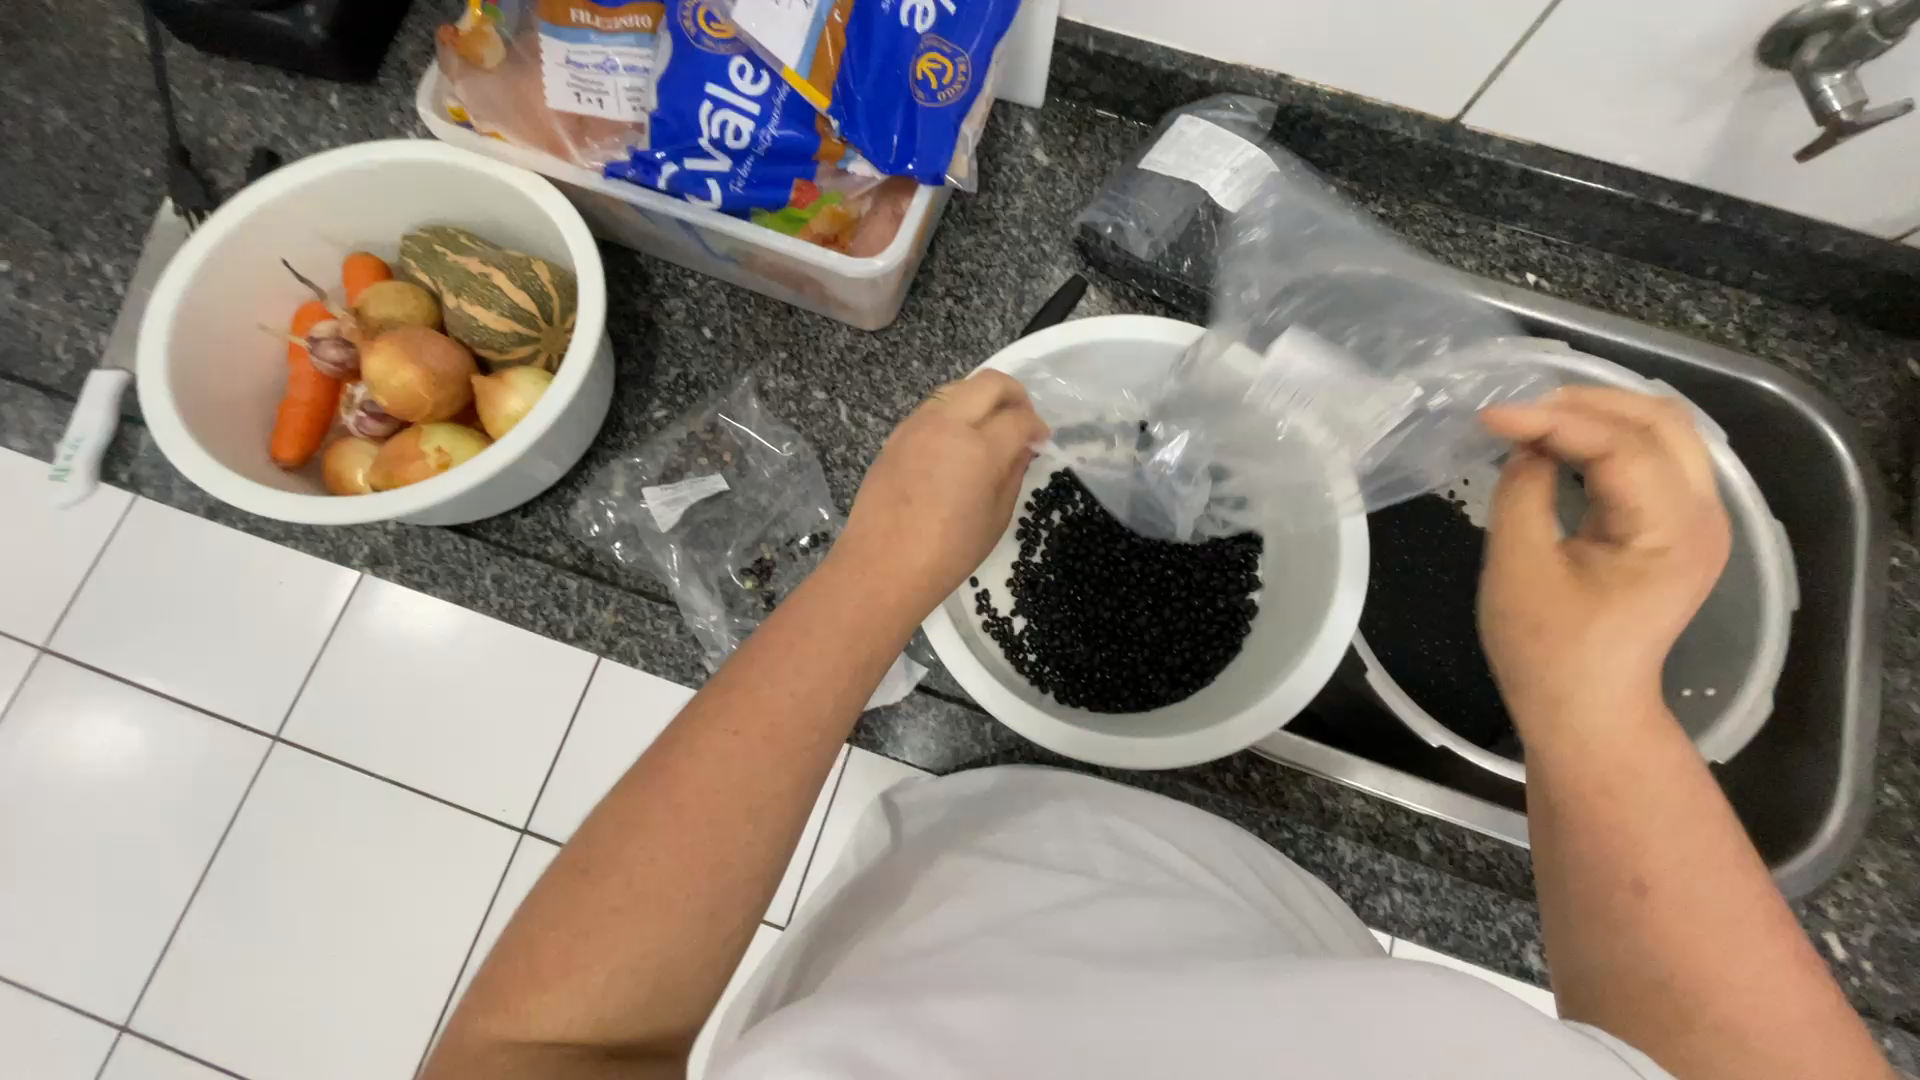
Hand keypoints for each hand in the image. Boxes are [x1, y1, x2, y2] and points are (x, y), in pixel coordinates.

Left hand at [833, 371, 1049, 619]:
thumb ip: (1012, 474)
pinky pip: (932, 407)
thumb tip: (1022, 449)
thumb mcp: (995, 518)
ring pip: (957, 388)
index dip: (1036, 426)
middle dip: (1015, 394)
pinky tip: (958, 438)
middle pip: (989, 383)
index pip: (1019, 418)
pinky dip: (953, 411)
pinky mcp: (896, 435)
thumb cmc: (947, 554)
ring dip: (981, 397)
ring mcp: (916, 426)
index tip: (1041, 440)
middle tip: (1022, 419)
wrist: (883, 566)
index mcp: (979, 449)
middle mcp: (947, 425)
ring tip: (990, 425)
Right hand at [1477, 387, 1730, 734]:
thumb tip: (1523, 447)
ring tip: (1532, 417)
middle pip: (1662, 423)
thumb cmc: (1545, 647)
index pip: (1620, 445)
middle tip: (1516, 406)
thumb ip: (1522, 494)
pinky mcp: (1674, 529)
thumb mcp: (1517, 567)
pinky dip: (1605, 440)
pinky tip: (1559, 443)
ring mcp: (1696, 521)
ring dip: (1599, 415)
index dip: (1552, 420)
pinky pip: (1651, 461)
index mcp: (1670, 531)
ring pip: (1663, 434)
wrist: (1583, 706)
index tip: (1488, 416)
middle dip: (1586, 403)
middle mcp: (1704, 515)